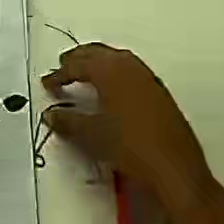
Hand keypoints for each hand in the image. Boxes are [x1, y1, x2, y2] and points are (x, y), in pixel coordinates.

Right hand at [42, 43, 223, 218]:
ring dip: (97, 62)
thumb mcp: (93, 135)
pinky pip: (129, 68)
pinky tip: (112, 87)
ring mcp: (147, 77)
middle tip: (62, 67)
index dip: (59, 75)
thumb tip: (50, 115)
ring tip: (84, 73)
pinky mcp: (159, 90)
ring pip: (115, 58)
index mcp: (110, 71)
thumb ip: (68, 121)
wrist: (175, 170)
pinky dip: (114, 70)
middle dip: (78, 59)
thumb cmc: (130, 147)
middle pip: (97, 53)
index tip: (47, 84)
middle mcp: (128, 67)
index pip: (77, 66)